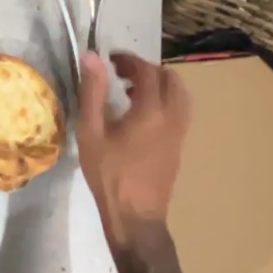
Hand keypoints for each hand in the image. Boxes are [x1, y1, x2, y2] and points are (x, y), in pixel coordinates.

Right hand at [78, 50, 188, 247]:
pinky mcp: (179, 145)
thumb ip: (92, 92)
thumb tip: (92, 56)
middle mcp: (172, 117)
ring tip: (131, 91)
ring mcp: (180, 132)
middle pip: (170, 79)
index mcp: (151, 110)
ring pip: (179, 95)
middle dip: (146, 69)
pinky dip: (164, 100)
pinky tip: (140, 114)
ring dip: (158, 84)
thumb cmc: (109, 173)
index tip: (110, 60)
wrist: (135, 215)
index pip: (147, 71)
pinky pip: (179, 111)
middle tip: (121, 73)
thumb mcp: (91, 131)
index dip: (129, 60)